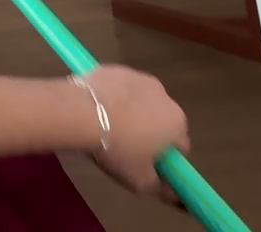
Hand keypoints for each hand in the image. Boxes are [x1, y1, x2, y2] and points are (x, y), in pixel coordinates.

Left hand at [76, 65, 190, 201]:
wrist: (81, 111)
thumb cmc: (117, 148)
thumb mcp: (141, 181)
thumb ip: (164, 189)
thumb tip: (174, 193)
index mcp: (176, 122)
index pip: (179, 146)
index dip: (165, 158)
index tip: (148, 164)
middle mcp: (164, 95)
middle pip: (161, 119)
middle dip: (150, 132)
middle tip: (128, 146)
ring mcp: (139, 76)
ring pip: (142, 101)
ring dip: (133, 111)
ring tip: (110, 125)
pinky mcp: (117, 67)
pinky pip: (122, 87)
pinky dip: (116, 96)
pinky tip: (100, 108)